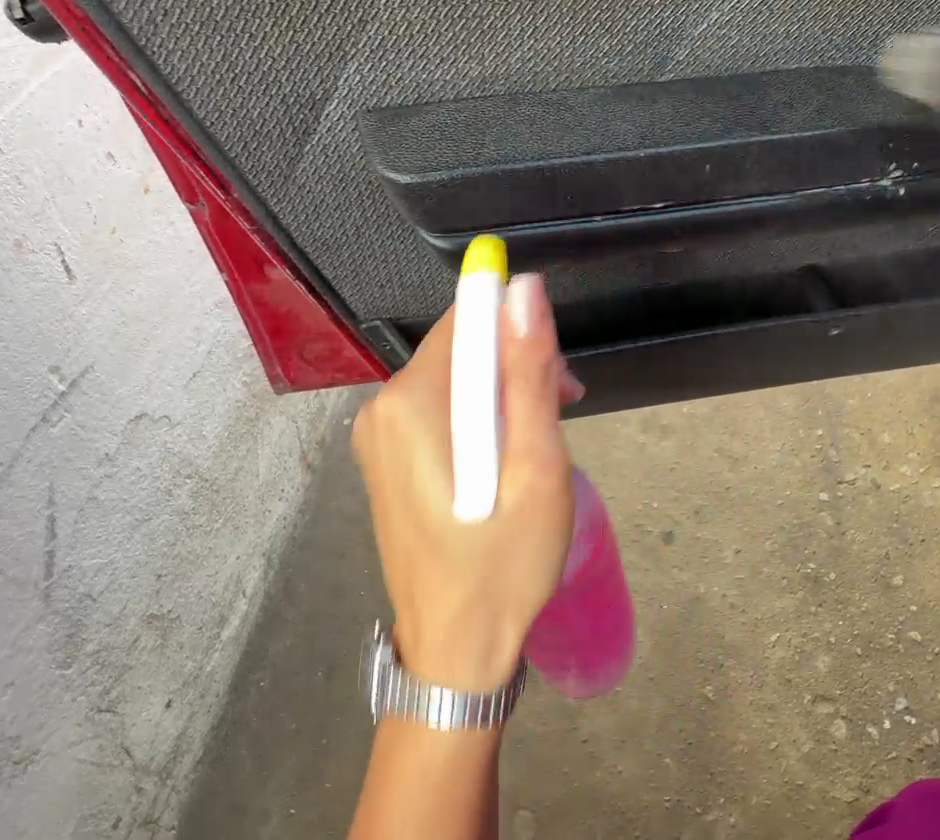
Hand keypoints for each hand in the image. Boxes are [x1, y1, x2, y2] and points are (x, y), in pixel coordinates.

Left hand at [352, 274, 583, 690]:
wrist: (455, 650)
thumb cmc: (505, 562)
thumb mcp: (535, 465)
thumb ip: (528, 372)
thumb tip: (524, 288)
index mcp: (411, 403)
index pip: (464, 320)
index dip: (517, 328)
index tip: (559, 375)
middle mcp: (381, 409)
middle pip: (459, 350)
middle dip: (514, 366)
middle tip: (563, 412)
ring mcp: (377, 438)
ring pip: (453, 381)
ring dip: (502, 395)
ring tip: (539, 446)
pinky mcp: (385, 461)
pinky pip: (439, 414)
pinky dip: (478, 420)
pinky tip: (506, 461)